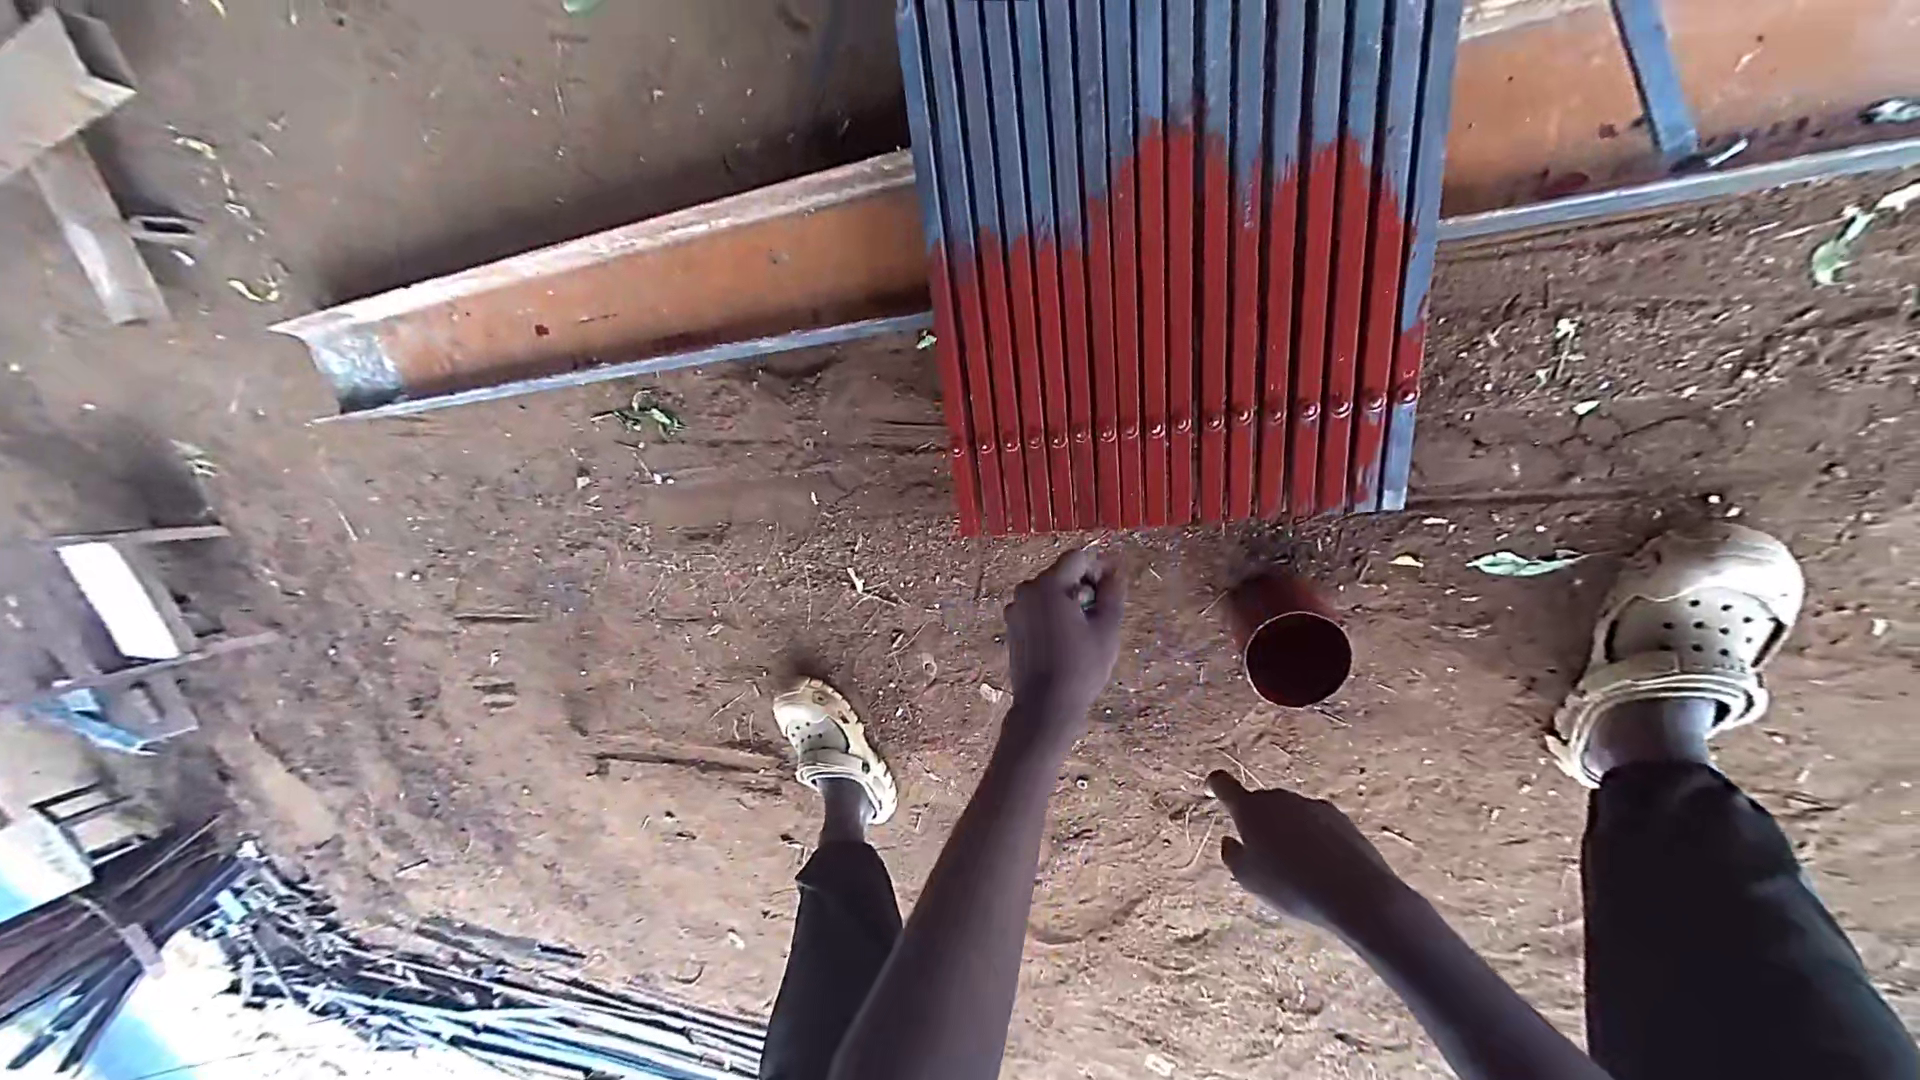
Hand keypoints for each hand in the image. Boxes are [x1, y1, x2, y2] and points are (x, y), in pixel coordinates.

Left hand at [1003, 548, 1125, 732]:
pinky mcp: (1012, 626)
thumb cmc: (1080, 667)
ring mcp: (1015, 609)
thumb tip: (1115, 570)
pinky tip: (1065, 640)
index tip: (1112, 589)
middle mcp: (1026, 591)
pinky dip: (1053, 614)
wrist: (1045, 706)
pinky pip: (1037, 608)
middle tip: (1101, 613)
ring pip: (1049, 591)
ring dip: (1069, 600)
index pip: (1077, 558)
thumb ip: (1113, 593)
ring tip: (1084, 630)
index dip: (1099, 567)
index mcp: (1048, 586)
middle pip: (1061, 573)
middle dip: (1084, 585)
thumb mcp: (1106, 628)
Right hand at [1209, 772, 1403, 933]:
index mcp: (1250, 808)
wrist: (1359, 896)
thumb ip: (1232, 855)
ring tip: (1298, 869)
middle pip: (1261, 803)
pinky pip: (1316, 824)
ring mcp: (1311, 805)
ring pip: (1289, 814)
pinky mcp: (1340, 819)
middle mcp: (1278, 798)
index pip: (1223, 783)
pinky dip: (1313, 839)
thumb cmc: (1291, 887)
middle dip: (1259, 822)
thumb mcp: (1248, 878)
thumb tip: (1230, 840)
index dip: (1215, 785)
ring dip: (1287, 831)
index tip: (1212, 789)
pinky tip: (1323, 868)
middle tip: (1263, 855)